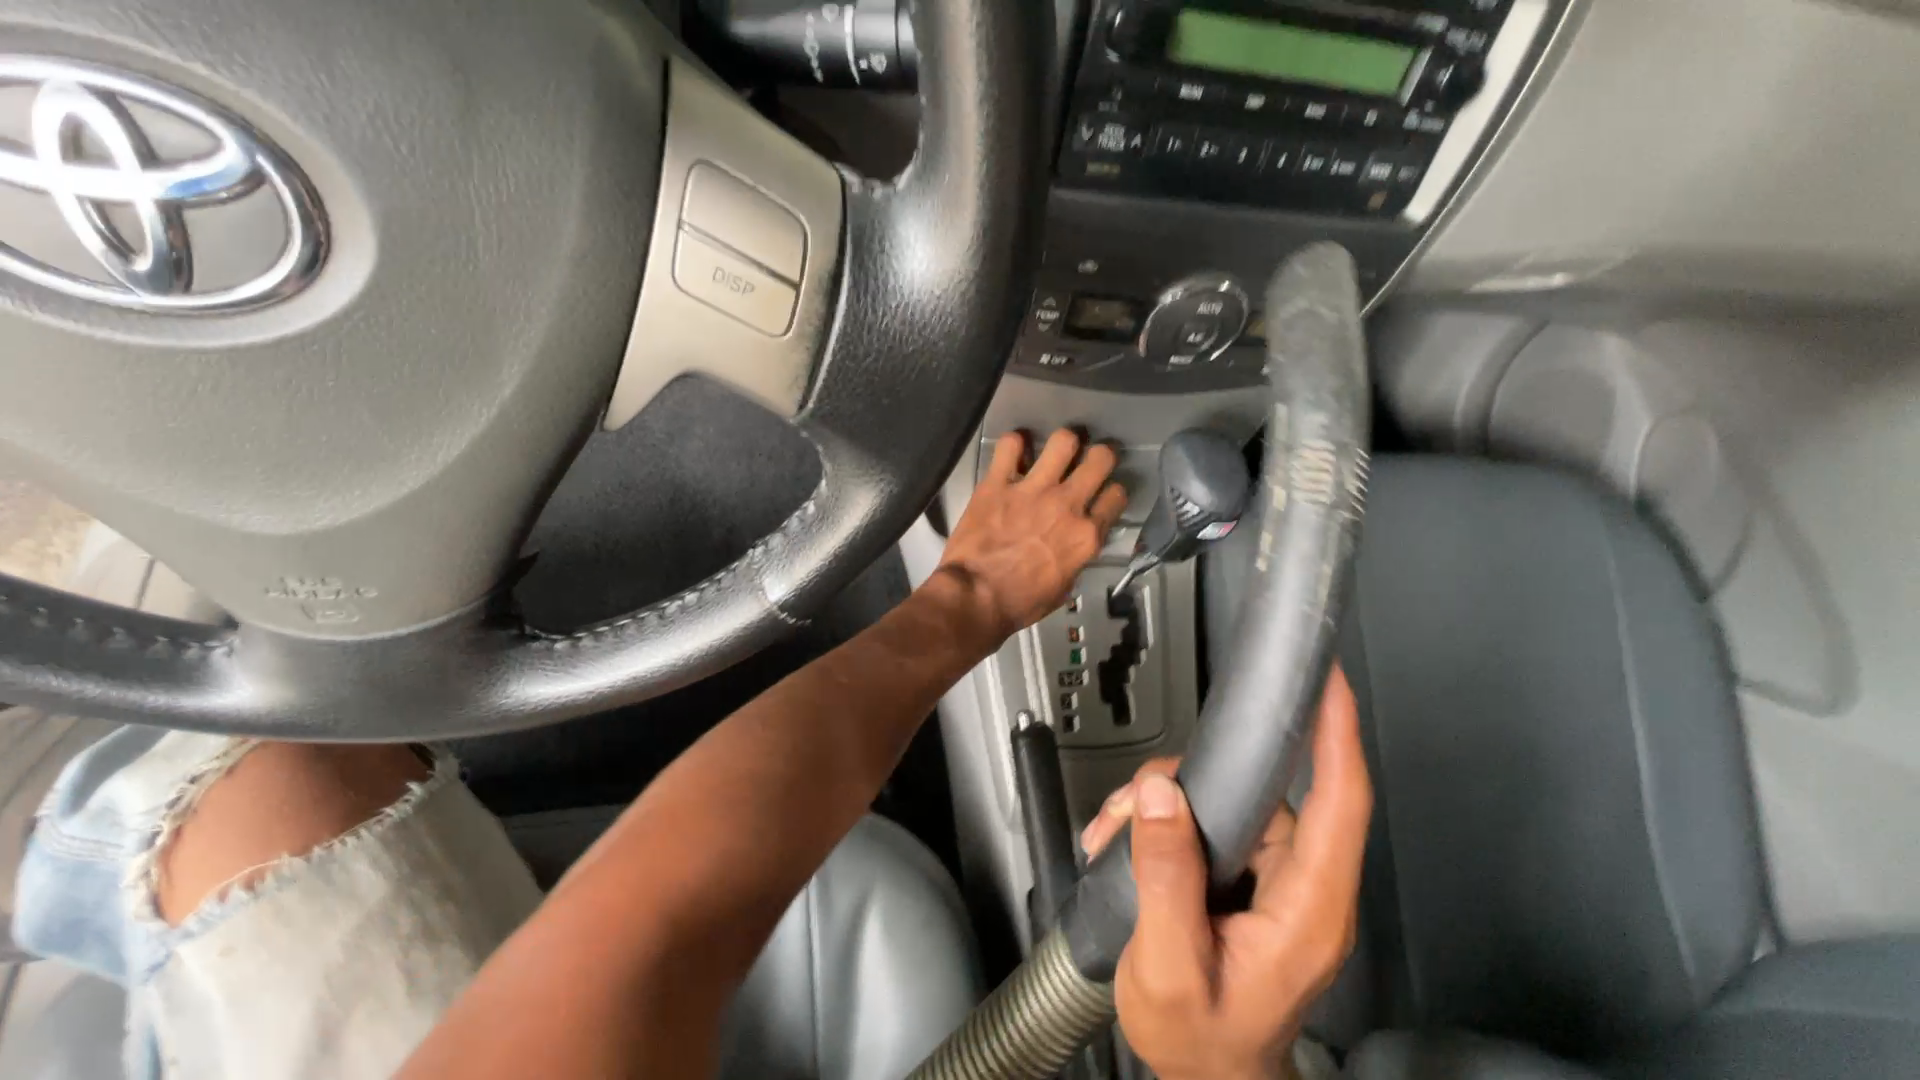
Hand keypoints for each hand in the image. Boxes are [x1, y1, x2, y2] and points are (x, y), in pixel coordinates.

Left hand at [934, 429, 1127, 639]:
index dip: (1112, 492)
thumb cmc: (1019, 603)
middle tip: (1089, 459)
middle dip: (1100, 454)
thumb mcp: (1063, 588)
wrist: (975, 598)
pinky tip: (1014, 451)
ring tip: (1055, 450)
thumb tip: (1075, 545)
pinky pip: (1010, 445)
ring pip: (1063, 441)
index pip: (1117, 496)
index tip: (1103, 494)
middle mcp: (1066, 505)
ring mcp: (1032, 490)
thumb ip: (1076, 558)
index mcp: (1086, 535)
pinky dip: (1014, 444)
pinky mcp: (997, 483)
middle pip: (1101, 458)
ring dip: (1063, 443)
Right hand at [1080, 668, 1371, 1079]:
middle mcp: (1304, 888)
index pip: (1340, 804)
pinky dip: (1165, 826)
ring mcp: (1278, 883)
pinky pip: (1213, 825)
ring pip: (1227, 803)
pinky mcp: (1251, 880)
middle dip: (1188, 783)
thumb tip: (1161, 795)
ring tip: (1116, 839)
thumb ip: (1165, 879)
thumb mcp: (1168, 968)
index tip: (1329, 682)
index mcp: (1307, 912)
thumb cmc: (1199, 1041)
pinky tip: (1127, 846)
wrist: (1208, 1078)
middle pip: (1262, 794)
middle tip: (1128, 811)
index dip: (1337, 735)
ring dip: (1164, 809)